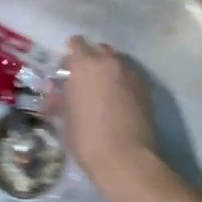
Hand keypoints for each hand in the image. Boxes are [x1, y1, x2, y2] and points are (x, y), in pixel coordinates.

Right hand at [60, 36, 168, 201]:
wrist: (126, 158)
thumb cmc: (87, 138)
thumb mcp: (66, 118)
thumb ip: (61, 100)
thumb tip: (55, 95)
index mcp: (85, 64)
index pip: (77, 43)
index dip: (71, 54)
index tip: (67, 68)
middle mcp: (110, 62)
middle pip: (100, 50)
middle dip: (92, 60)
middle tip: (85, 80)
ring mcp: (131, 74)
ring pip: (117, 63)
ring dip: (109, 71)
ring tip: (103, 92)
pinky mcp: (146, 89)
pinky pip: (131, 77)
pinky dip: (123, 83)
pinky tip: (119, 101)